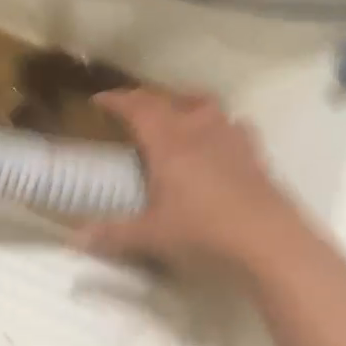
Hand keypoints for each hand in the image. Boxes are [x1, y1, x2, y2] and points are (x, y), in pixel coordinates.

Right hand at [72, 88, 311, 275]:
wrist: (272, 245)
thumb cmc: (204, 233)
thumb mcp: (150, 237)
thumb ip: (111, 234)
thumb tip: (74, 238)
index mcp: (170, 144)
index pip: (139, 108)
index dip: (117, 100)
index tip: (99, 100)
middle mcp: (201, 132)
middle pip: (171, 101)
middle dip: (147, 100)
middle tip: (131, 110)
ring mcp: (233, 141)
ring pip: (206, 107)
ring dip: (185, 106)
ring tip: (173, 118)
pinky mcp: (256, 157)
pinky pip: (233, 127)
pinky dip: (217, 126)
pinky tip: (214, 144)